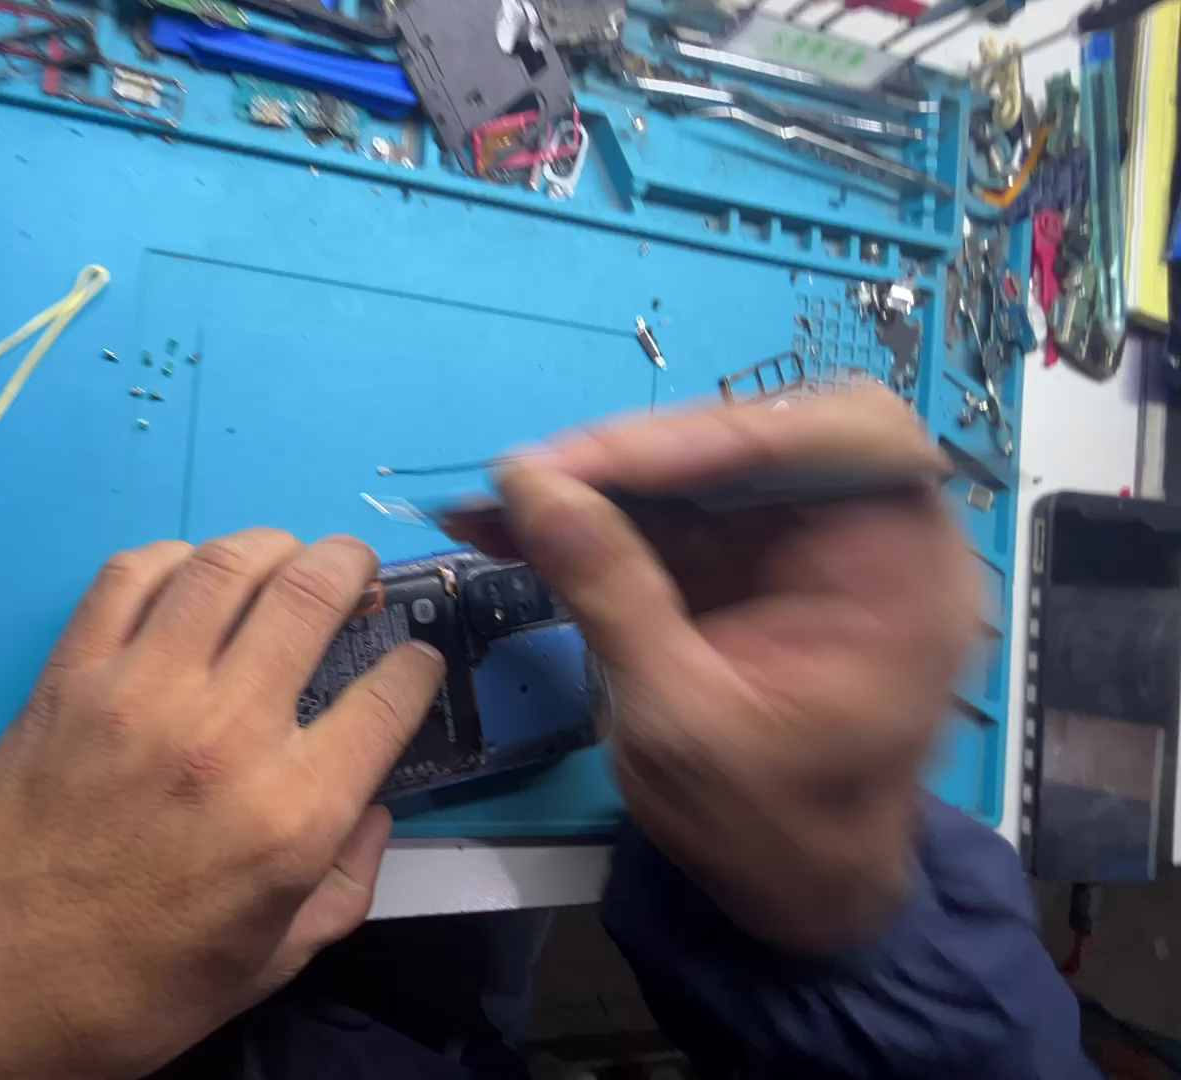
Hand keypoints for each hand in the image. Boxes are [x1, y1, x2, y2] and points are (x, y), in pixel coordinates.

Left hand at [0, 530, 446, 1078]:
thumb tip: (377, 800)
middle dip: (354, 565)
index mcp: (291, 814)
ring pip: (223, 565)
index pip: (388, 698)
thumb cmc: (142, 985)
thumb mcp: (276, 958)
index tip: (414, 658)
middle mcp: (224, 732)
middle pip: (310, 595)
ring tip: (286, 557)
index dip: (417, 666)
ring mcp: (140, 691)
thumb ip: (349, 877)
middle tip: (360, 571)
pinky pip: (127, 576)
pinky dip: (172, 557)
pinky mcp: (71, 674)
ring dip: (273, 545)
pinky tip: (189, 575)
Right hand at [449, 388, 977, 949]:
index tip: (600, 464)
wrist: (771, 879)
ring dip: (574, 485)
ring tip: (485, 504)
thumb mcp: (678, 716)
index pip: (840, 439)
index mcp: (891, 571)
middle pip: (737, 442)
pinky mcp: (708, 563)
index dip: (721, 431)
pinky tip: (496, 526)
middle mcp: (839, 536)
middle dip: (622, 459)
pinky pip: (634, 516)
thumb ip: (610, 593)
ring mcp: (767, 546)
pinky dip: (565, 519)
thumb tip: (528, 487)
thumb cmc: (761, 821)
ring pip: (671, 473)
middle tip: (521, 483)